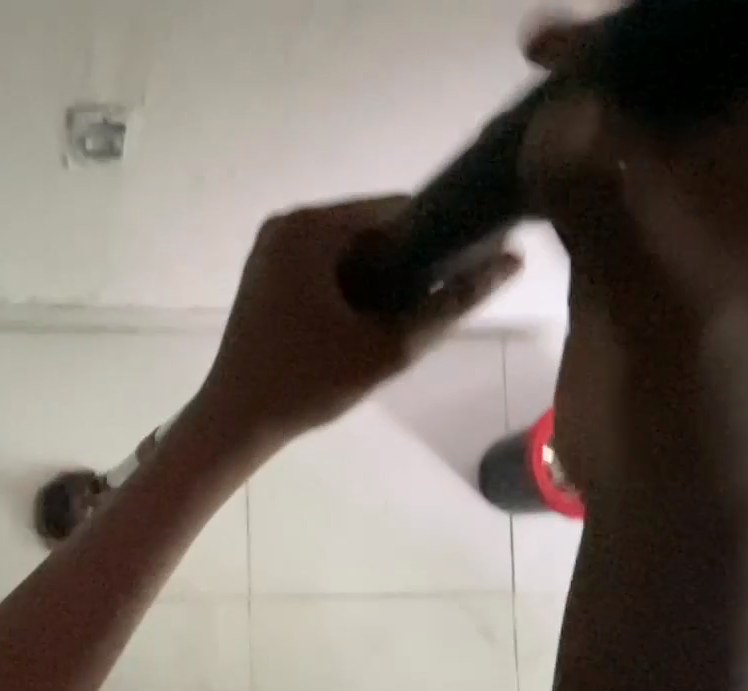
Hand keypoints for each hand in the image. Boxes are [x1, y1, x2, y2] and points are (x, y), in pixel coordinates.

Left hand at [196, 196, 520, 442]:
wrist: (235, 423)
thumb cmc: (306, 384)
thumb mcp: (387, 346)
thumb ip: (451, 303)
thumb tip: (512, 260)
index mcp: (309, 227)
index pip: (399, 210)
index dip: (438, 240)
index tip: (457, 280)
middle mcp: (285, 225)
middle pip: (370, 231)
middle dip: (403, 266)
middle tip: (421, 314)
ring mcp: (269, 250)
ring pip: (348, 253)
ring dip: (376, 282)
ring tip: (390, 326)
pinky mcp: (263, 276)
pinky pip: (322, 269)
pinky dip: (346, 290)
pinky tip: (357, 328)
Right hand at [523, 3, 747, 513]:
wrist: (664, 495)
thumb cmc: (711, 411)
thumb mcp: (680, 309)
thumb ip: (619, 214)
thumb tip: (555, 118)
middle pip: (745, 61)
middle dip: (680, 27)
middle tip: (598, 24)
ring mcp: (686, 220)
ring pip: (657, 122)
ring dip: (607, 89)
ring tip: (542, 56)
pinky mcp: (620, 259)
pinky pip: (594, 184)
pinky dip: (558, 161)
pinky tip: (518, 145)